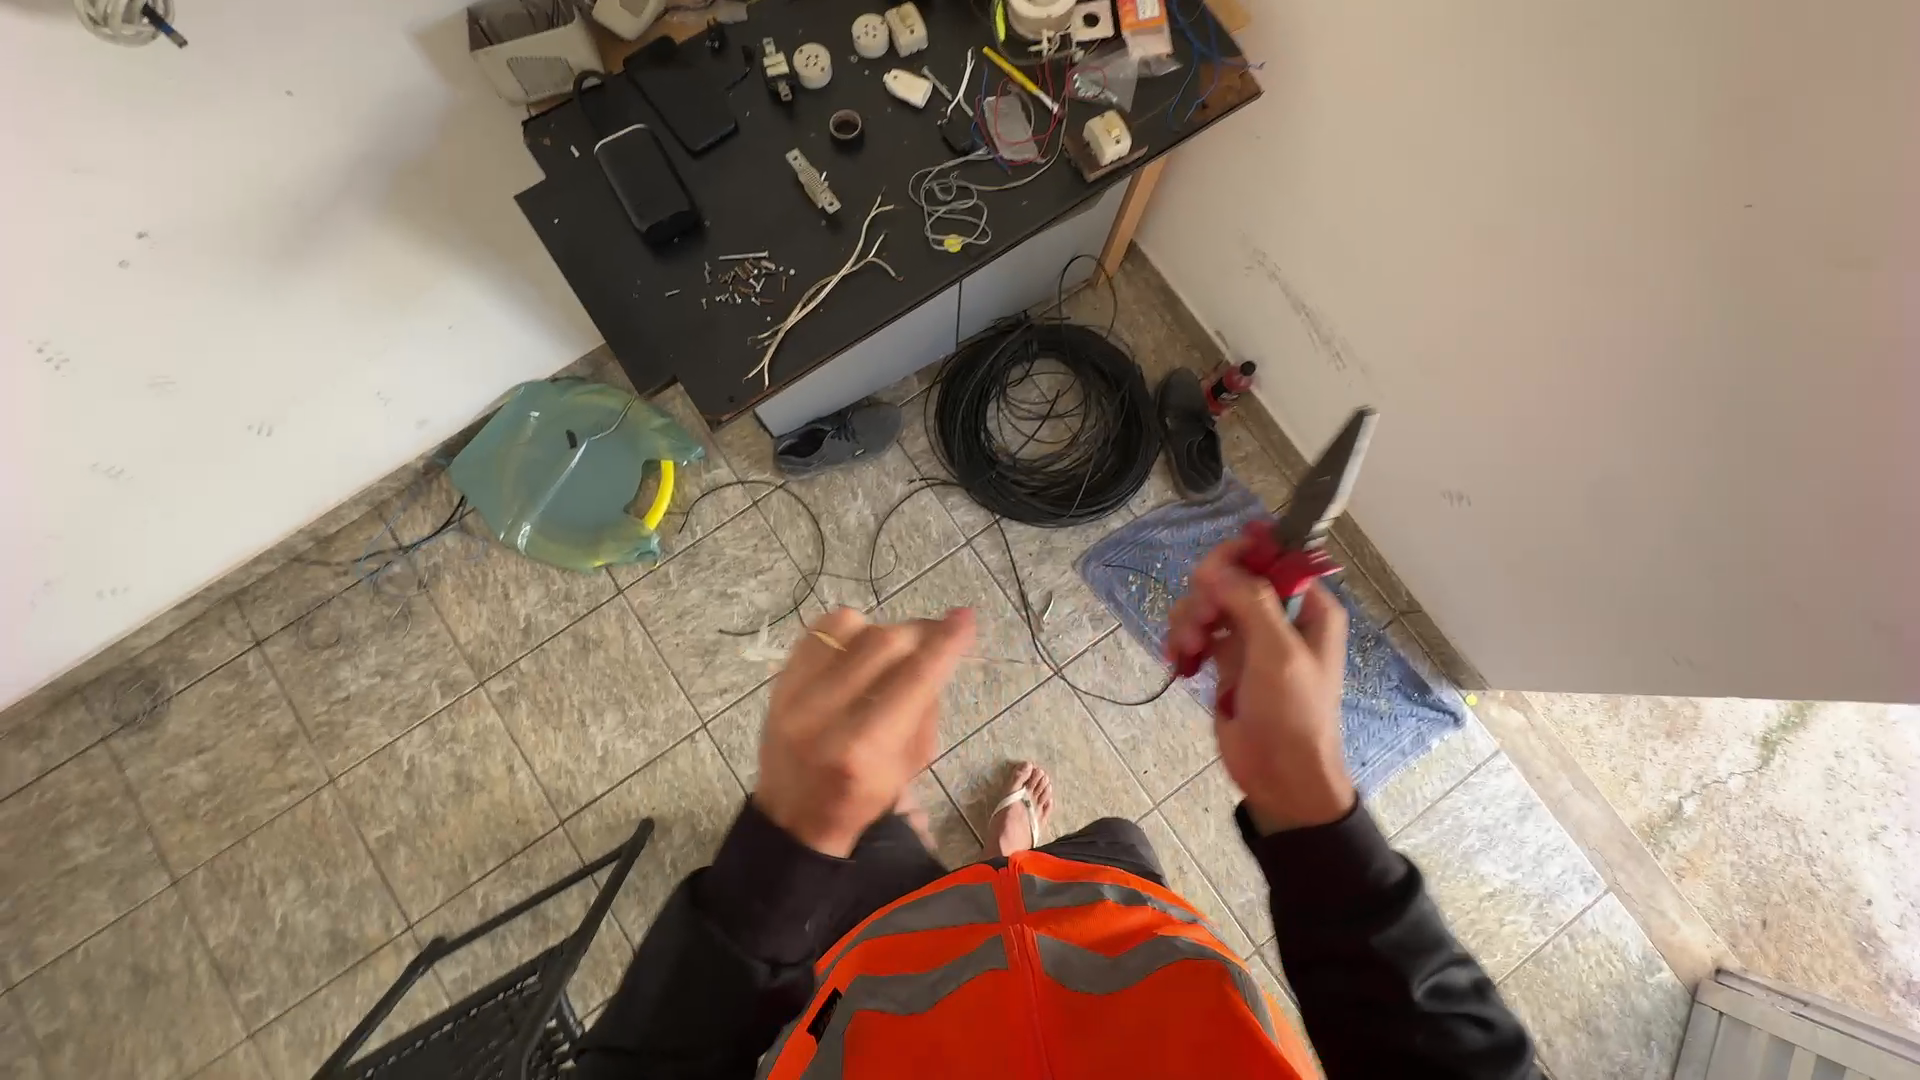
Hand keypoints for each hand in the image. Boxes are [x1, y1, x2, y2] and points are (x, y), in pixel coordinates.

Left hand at [754, 606, 974, 856]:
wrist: (793, 815)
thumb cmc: (861, 797)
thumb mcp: (909, 765)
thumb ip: (925, 706)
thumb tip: (940, 647)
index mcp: (863, 749)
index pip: (913, 679)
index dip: (944, 644)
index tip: (965, 618)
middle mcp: (823, 715)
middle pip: (883, 644)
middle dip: (918, 633)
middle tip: (935, 636)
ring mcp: (793, 694)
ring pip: (851, 627)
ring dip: (882, 631)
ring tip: (892, 650)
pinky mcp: (779, 679)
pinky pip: (820, 629)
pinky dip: (849, 629)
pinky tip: (858, 646)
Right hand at [1167, 539, 1354, 833]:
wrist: (1279, 774)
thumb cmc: (1292, 712)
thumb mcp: (1278, 653)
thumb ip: (1250, 602)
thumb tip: (1214, 565)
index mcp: (1308, 606)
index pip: (1272, 556)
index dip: (1239, 556)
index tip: (1212, 574)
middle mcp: (1278, 614)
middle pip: (1229, 576)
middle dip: (1207, 596)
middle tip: (1202, 622)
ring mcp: (1248, 636)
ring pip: (1205, 602)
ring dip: (1189, 620)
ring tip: (1187, 649)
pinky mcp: (1223, 658)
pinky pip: (1194, 630)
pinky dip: (1181, 640)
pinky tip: (1179, 660)